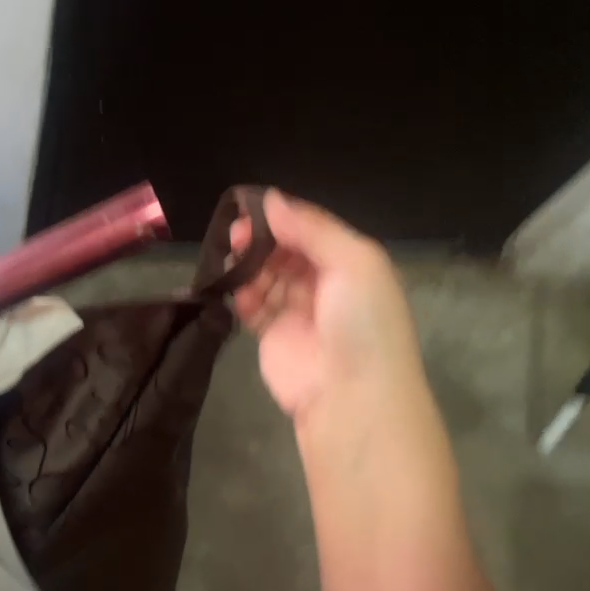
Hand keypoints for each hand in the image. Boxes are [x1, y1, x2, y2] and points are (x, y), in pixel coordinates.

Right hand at [230, 190, 424, 422]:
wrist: (349, 391)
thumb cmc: (360, 321)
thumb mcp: (352, 262)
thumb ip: (311, 230)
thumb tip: (270, 199)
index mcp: (350, 261)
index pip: (310, 230)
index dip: (282, 218)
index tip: (250, 210)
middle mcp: (323, 283)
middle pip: (284, 252)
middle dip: (260, 241)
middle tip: (234, 236)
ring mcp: (296, 311)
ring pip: (265, 277)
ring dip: (247, 268)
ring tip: (229, 263)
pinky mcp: (271, 335)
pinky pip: (251, 308)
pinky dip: (242, 299)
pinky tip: (236, 295)